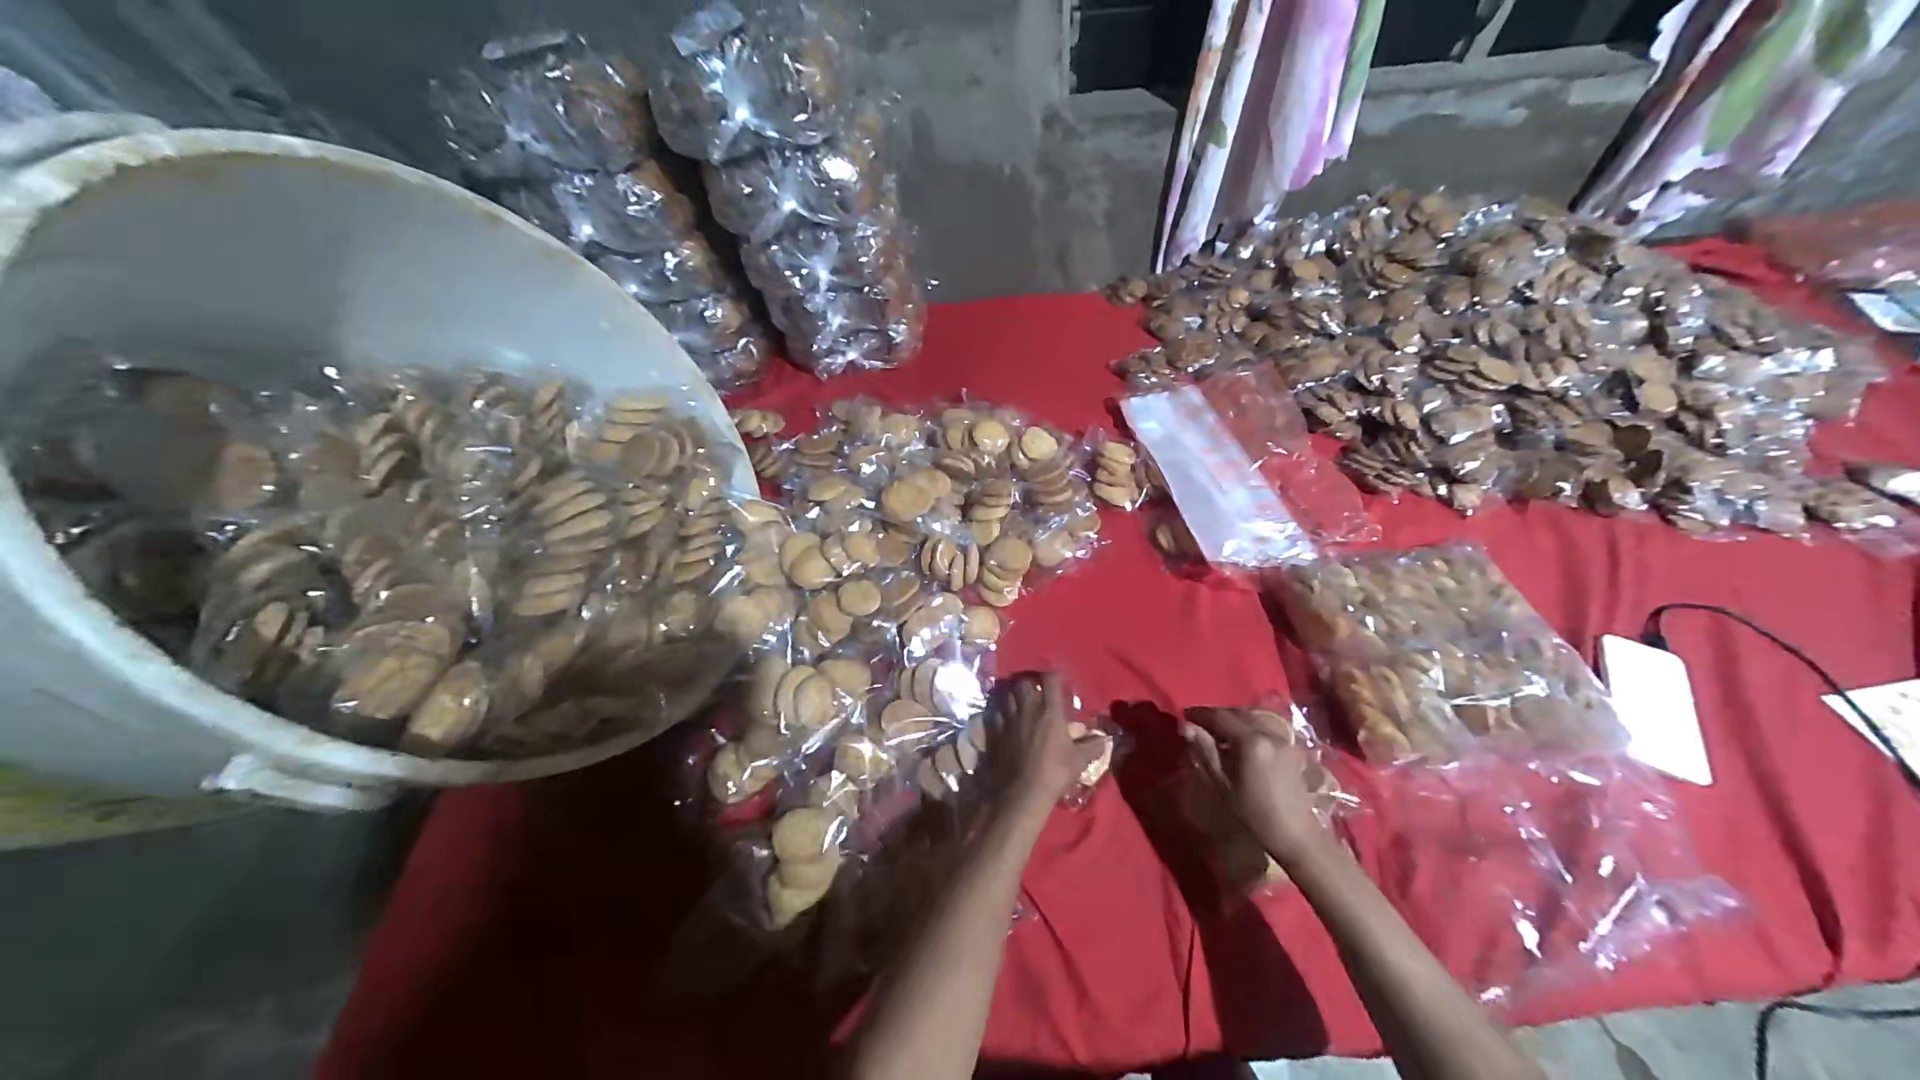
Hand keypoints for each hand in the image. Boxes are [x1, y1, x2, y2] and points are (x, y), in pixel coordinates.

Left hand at [1000, 672, 1107, 816]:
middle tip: (1037, 690)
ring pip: (1008, 695)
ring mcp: (1009, 719)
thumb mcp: (1079, 761)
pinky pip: (997, 713)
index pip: (1050, 680)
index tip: (1058, 678)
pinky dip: (1001, 712)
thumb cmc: (1054, 773)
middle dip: (1030, 682)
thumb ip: (1092, 746)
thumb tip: (1105, 739)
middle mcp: (1027, 709)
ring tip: (1021, 701)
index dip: (1054, 675)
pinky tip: (1006, 718)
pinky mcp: (995, 732)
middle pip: (1023, 683)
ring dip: (1014, 695)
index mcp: (1050, 711)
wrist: (1021, 791)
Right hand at [1182, 706, 1332, 864]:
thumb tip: (1185, 727)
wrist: (1297, 837)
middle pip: (1238, 713)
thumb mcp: (1224, 784)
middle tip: (1198, 723)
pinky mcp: (1293, 748)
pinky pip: (1265, 728)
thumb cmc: (1255, 814)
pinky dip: (1248, 728)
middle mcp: (1270, 733)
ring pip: (1253, 719)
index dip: (1200, 714)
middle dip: (1217, 715)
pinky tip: (1240, 742)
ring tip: (1218, 731)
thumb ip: (1205, 751)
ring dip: (1233, 720)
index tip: (1184, 716)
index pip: (1220, 717)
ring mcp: (1284, 739)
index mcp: (1251, 741)